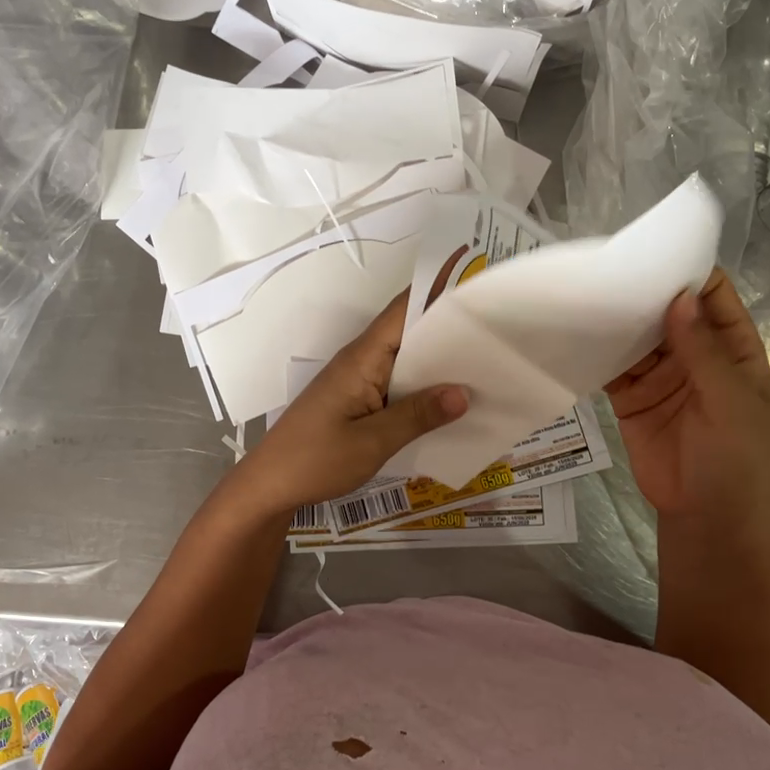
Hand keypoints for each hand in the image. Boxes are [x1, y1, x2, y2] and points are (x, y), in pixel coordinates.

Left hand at [227, 292, 467, 516]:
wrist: (270, 486)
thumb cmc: (315, 460)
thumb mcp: (371, 442)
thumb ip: (418, 416)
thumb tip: (464, 393)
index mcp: (362, 359)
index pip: (404, 310)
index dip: (438, 291)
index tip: (477, 283)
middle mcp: (361, 362)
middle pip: (409, 332)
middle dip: (449, 329)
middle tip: (499, 331)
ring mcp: (358, 382)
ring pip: (406, 360)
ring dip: (439, 362)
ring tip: (488, 364)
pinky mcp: (358, 402)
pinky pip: (397, 384)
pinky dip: (423, 388)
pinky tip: (451, 402)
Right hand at [605, 271, 769, 533]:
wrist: (705, 515)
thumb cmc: (734, 458)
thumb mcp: (729, 401)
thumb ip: (703, 350)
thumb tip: (679, 297)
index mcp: (733, 349)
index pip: (713, 297)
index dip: (688, 274)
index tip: (652, 253)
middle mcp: (695, 355)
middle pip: (668, 311)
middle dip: (642, 292)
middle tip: (605, 268)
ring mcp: (660, 376)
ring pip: (637, 336)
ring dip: (616, 319)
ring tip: (584, 294)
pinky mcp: (630, 397)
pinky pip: (612, 366)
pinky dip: (597, 351)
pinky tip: (575, 333)